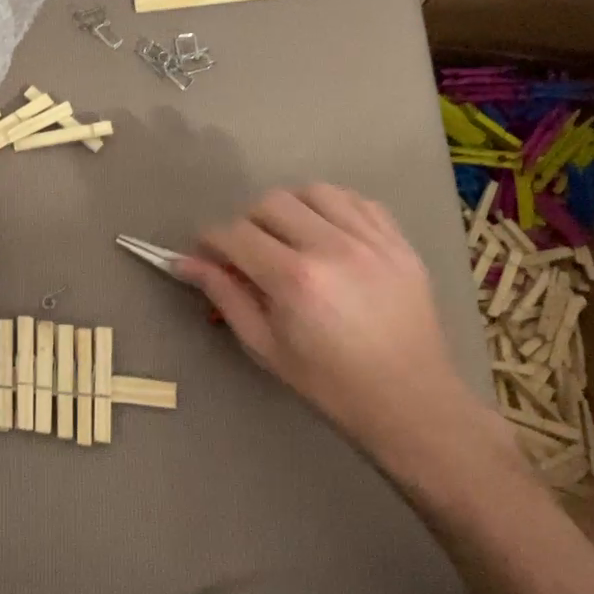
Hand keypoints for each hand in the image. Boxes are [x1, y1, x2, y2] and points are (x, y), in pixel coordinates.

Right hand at [170, 185, 477, 454]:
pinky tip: (327, 234)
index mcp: (295, 279)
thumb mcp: (263, 344)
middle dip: (247, 224)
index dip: (211, 243)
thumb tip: (183, 262)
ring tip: (290, 238)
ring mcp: (372, 242)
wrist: (409, 401)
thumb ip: (224, 295)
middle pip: (270, 203)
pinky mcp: (399, 244)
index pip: (233, 234)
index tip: (208, 258)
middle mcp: (332, 248)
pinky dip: (334, 208)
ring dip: (291, 209)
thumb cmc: (328, 382)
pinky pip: (358, 201)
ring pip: (313, 192)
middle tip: (249, 255)